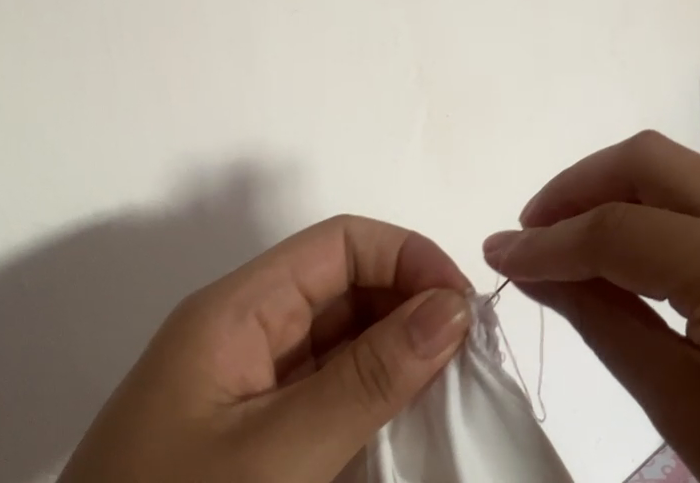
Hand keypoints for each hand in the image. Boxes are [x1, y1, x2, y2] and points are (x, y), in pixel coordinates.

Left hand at [59, 215, 473, 482]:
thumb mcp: (276, 456)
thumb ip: (369, 378)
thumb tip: (453, 306)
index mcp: (233, 312)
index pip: (340, 243)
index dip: (408, 258)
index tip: (461, 310)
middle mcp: (240, 333)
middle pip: (344, 285)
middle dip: (411, 306)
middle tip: (466, 358)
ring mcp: (244, 387)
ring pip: (341, 339)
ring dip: (398, 354)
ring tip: (448, 390)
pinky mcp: (250, 434)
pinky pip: (326, 391)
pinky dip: (372, 398)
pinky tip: (405, 423)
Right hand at [484, 131, 699, 482]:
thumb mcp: (683, 407)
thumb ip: (604, 321)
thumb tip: (533, 266)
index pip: (621, 228)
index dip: (548, 240)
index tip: (493, 254)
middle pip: (653, 162)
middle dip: (581, 186)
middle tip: (531, 232)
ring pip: (684, 174)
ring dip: (619, 194)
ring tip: (567, 240)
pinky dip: (659, 214)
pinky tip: (630, 254)